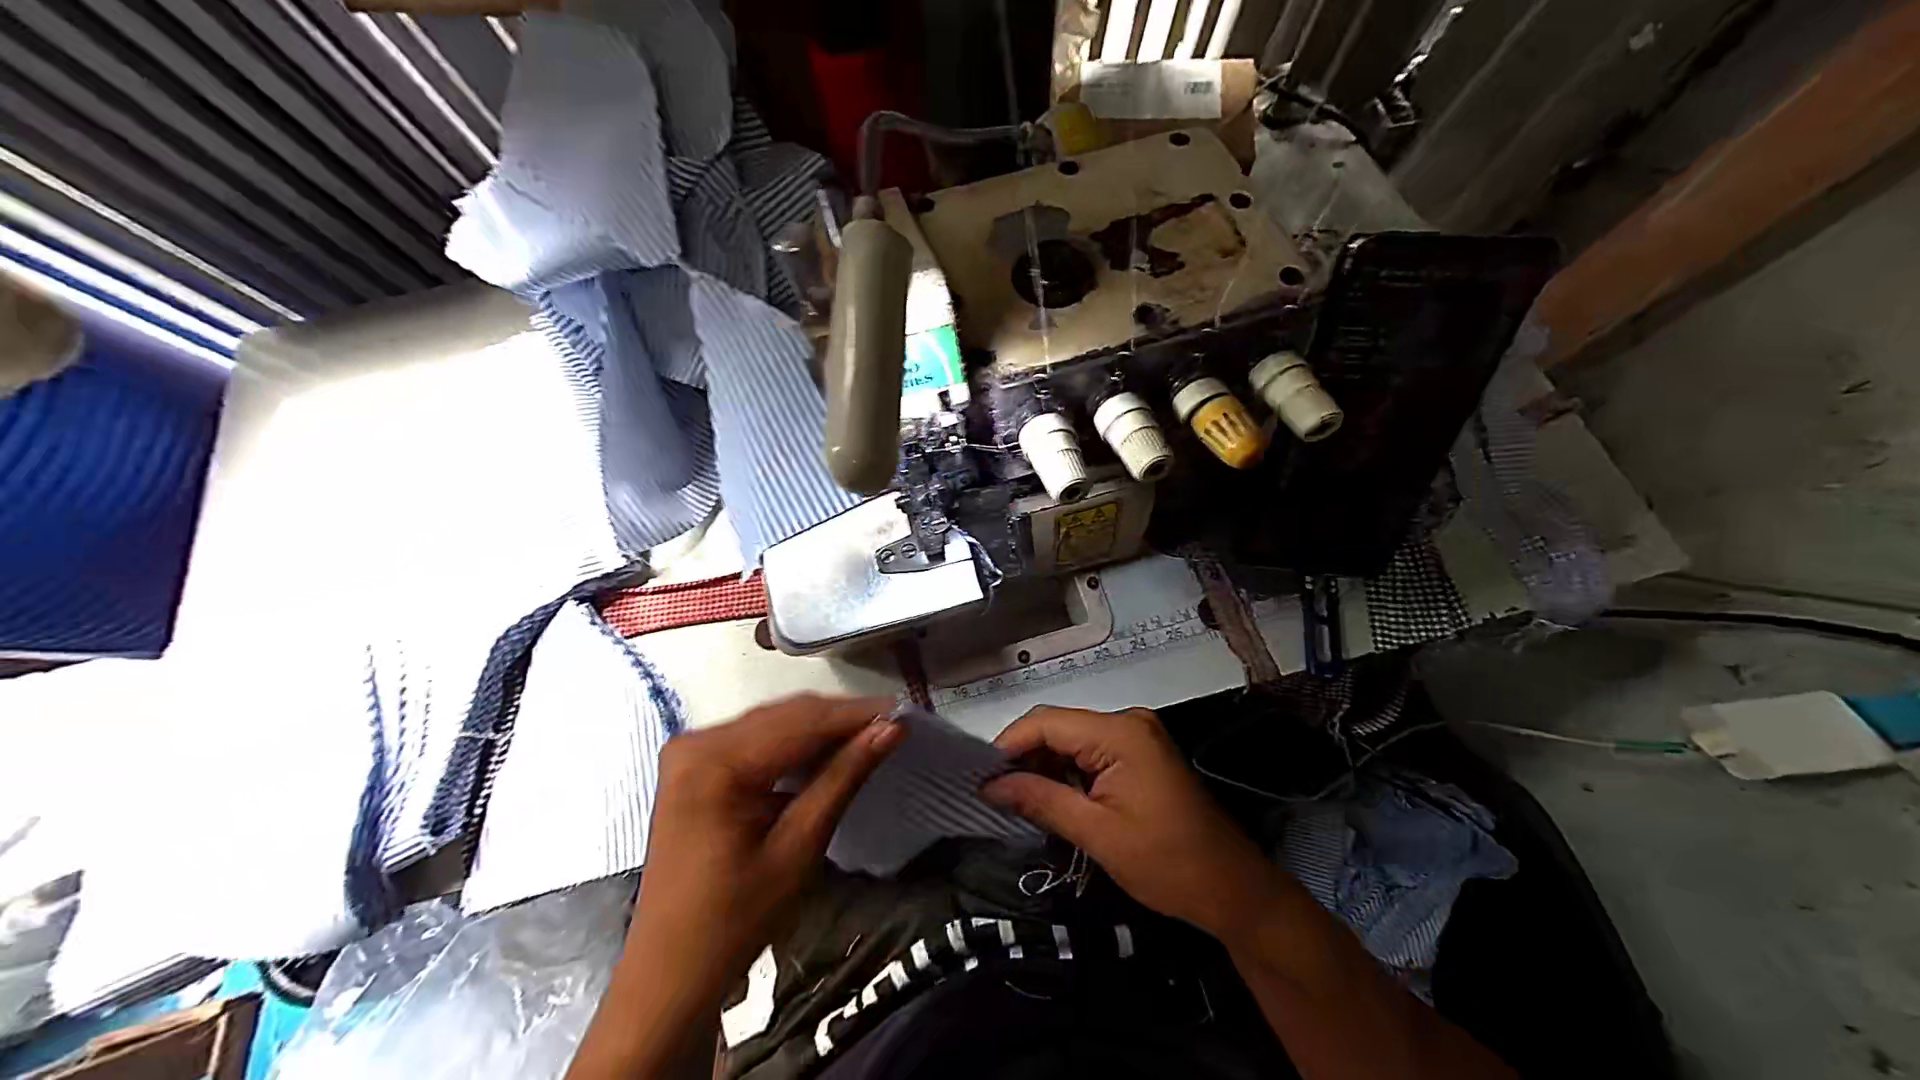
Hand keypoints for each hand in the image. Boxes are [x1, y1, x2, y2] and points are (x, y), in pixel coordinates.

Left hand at [629, 695, 903, 991]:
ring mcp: (691, 752)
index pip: (800, 721)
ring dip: (820, 729)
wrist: (670, 974)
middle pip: (784, 716)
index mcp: (714, 762)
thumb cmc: (735, 921)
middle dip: (840, 720)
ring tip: (871, 736)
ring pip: (773, 723)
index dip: (856, 715)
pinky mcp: (694, 766)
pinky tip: (828, 753)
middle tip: (893, 726)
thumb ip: (843, 778)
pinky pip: (755, 740)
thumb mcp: (798, 848)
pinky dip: (794, 744)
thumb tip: (891, 730)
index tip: (904, 713)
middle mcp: (697, 742)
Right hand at [982, 706, 1286, 942]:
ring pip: (1072, 740)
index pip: (1047, 722)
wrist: (1233, 890)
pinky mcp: (1140, 754)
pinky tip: (1050, 797)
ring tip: (1016, 799)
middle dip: (1024, 757)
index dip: (1008, 745)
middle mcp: (1128, 723)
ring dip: (1043, 766)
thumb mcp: (1097, 834)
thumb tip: (990, 786)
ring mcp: (1137, 737)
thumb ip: (1040, 800)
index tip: (980, 777)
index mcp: (1120, 733)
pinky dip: (1067, 772)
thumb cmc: (1168, 863)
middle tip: (994, 793)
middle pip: (1058, 727)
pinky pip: (1091, 752)